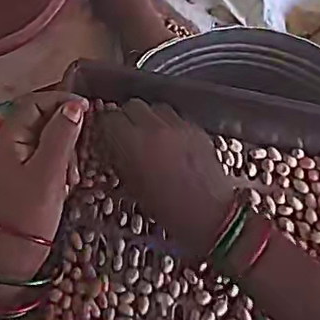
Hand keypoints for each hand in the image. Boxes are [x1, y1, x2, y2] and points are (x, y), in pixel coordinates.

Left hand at [0, 93, 86, 275]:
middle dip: (65, 132)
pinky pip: (46, 158)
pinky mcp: (24, 176)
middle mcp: (9, 143)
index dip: (60, 101)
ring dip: (65, 152)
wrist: (13, 257)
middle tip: (78, 155)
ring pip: (47, 139)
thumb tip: (75, 105)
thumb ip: (62, 135)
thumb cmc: (29, 212)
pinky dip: (60, 166)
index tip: (87, 110)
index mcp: (9, 136)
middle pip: (42, 119)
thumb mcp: (49, 171)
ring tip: (71, 177)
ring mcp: (15, 160)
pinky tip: (66, 185)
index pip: (34, 102)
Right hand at [93, 99, 232, 255]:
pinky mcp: (196, 128)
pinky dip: (169, 125)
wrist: (212, 214)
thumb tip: (113, 146)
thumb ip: (120, 158)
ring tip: (151, 136)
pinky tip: (171, 143)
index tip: (108, 133)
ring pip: (155, 107)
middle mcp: (153, 127)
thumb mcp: (132, 186)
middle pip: (132, 106)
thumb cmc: (169, 209)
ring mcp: (177, 125)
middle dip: (127, 117)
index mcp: (132, 142)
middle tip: (128, 133)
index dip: (107, 126)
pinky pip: (175, 118)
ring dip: (149, 118)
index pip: (109, 118)